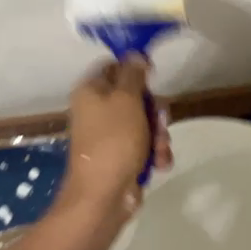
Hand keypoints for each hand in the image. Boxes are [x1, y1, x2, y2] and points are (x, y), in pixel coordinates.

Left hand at [61, 57, 172, 212]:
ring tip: (159, 148)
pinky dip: (155, 153)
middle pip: (135, 95)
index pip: (114, 66)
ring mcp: (110, 135)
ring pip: (145, 122)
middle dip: (154, 110)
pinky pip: (145, 145)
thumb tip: (135, 54)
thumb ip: (133, 74)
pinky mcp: (122, 156)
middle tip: (159, 121)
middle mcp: (97, 110)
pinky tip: (160, 163)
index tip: (154, 75)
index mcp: (90, 91)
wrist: (104, 196)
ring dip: (158, 134)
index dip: (135, 69)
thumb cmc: (113, 140)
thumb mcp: (126, 99)